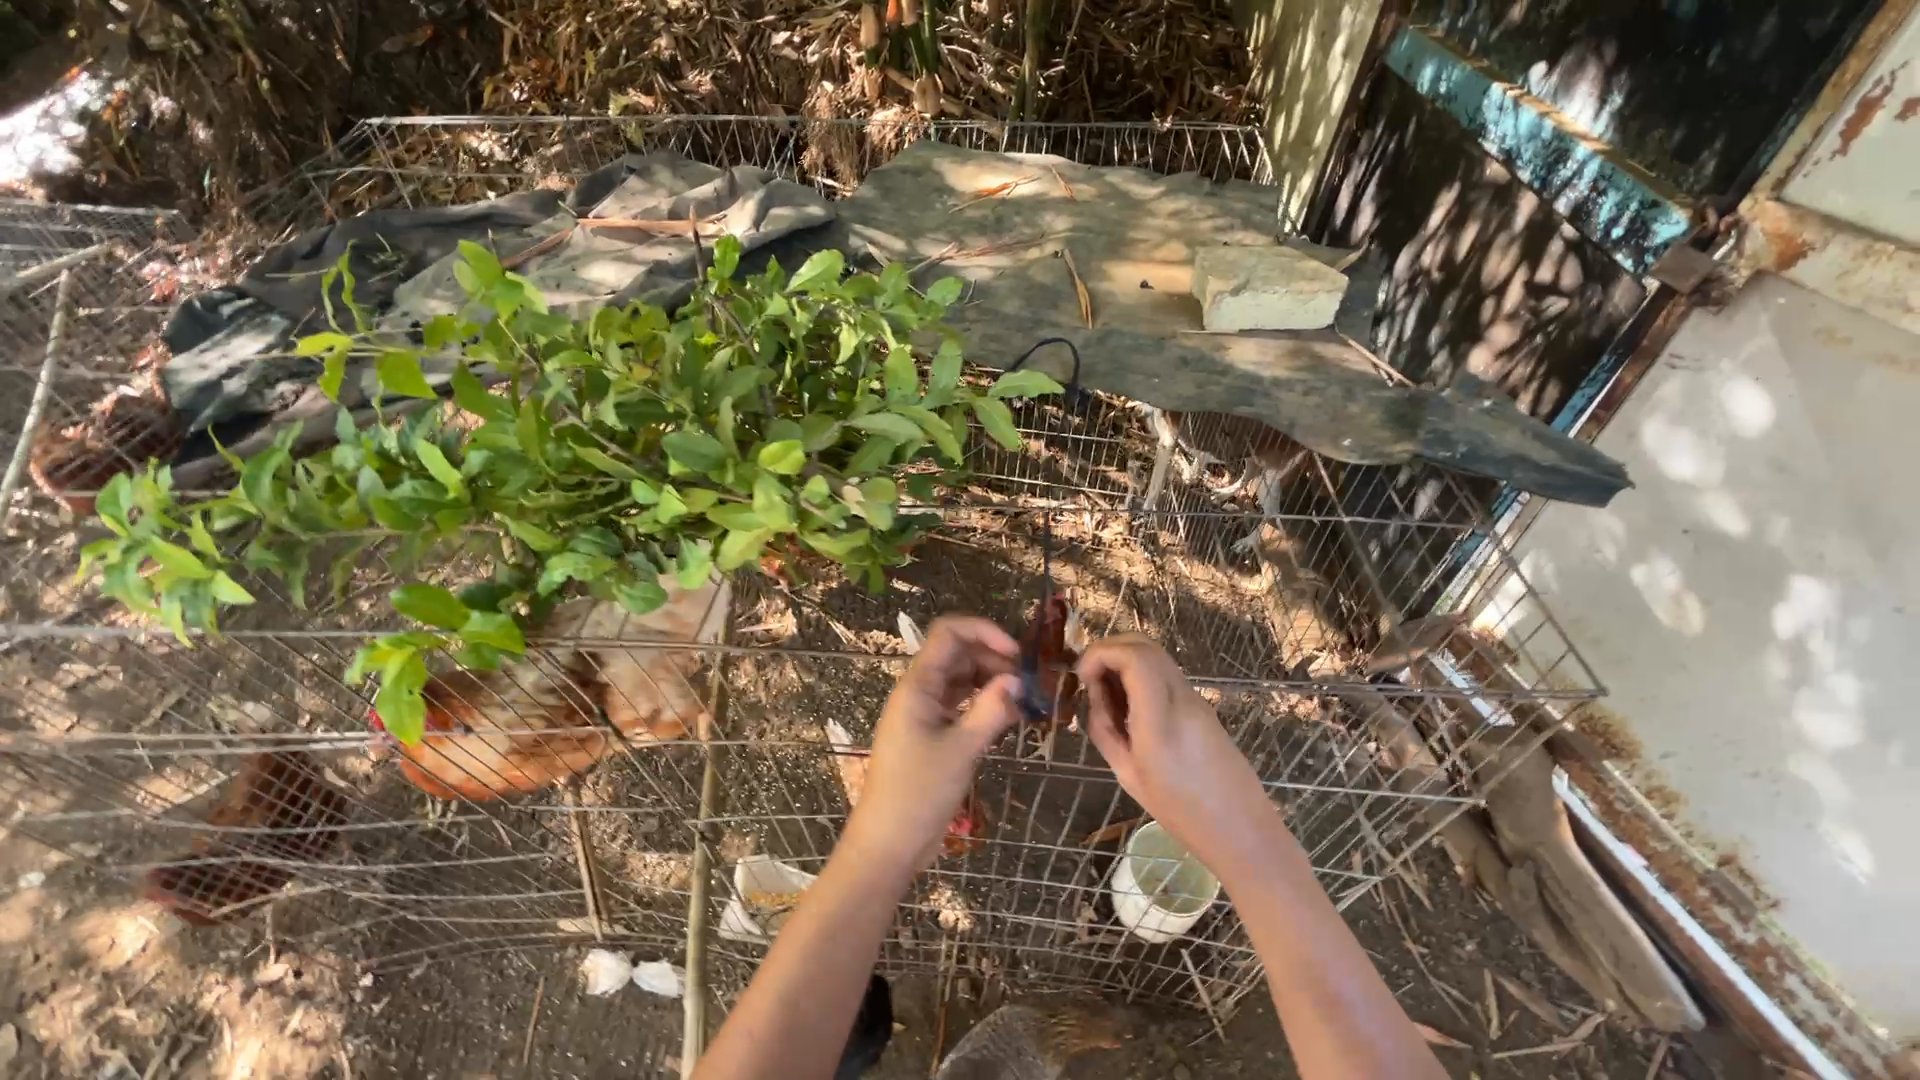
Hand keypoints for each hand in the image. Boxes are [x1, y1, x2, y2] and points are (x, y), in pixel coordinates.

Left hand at [845, 616, 1021, 869]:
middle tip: (1027, 682)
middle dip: (993, 657)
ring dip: (990, 680)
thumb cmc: (918, 793)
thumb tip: (1018, 680)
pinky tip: (1006, 715)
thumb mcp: (961, 750)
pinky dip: (982, 703)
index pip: (949, 633)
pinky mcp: (930, 734)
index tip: (1017, 654)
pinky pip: (959, 704)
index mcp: (917, 686)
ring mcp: (923, 713)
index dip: (984, 631)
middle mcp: (918, 691)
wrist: (888, 843)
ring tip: (1022, 698)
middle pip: (957, 653)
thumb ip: (991, 710)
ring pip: (960, 679)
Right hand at [1078, 635, 1287, 882]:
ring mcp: (1196, 699)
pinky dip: (1140, 676)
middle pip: (1144, 645)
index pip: (1134, 657)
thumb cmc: (1180, 813)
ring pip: (1155, 656)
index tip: (1080, 676)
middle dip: (1109, 650)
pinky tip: (1130, 709)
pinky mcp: (1202, 706)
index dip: (1100, 653)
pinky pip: (1165, 675)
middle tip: (1088, 679)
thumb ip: (1106, 729)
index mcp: (1160, 719)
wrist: (1242, 830)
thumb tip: (1094, 695)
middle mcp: (1182, 698)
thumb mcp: (1128, 775)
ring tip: (1106, 697)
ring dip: (1124, 662)